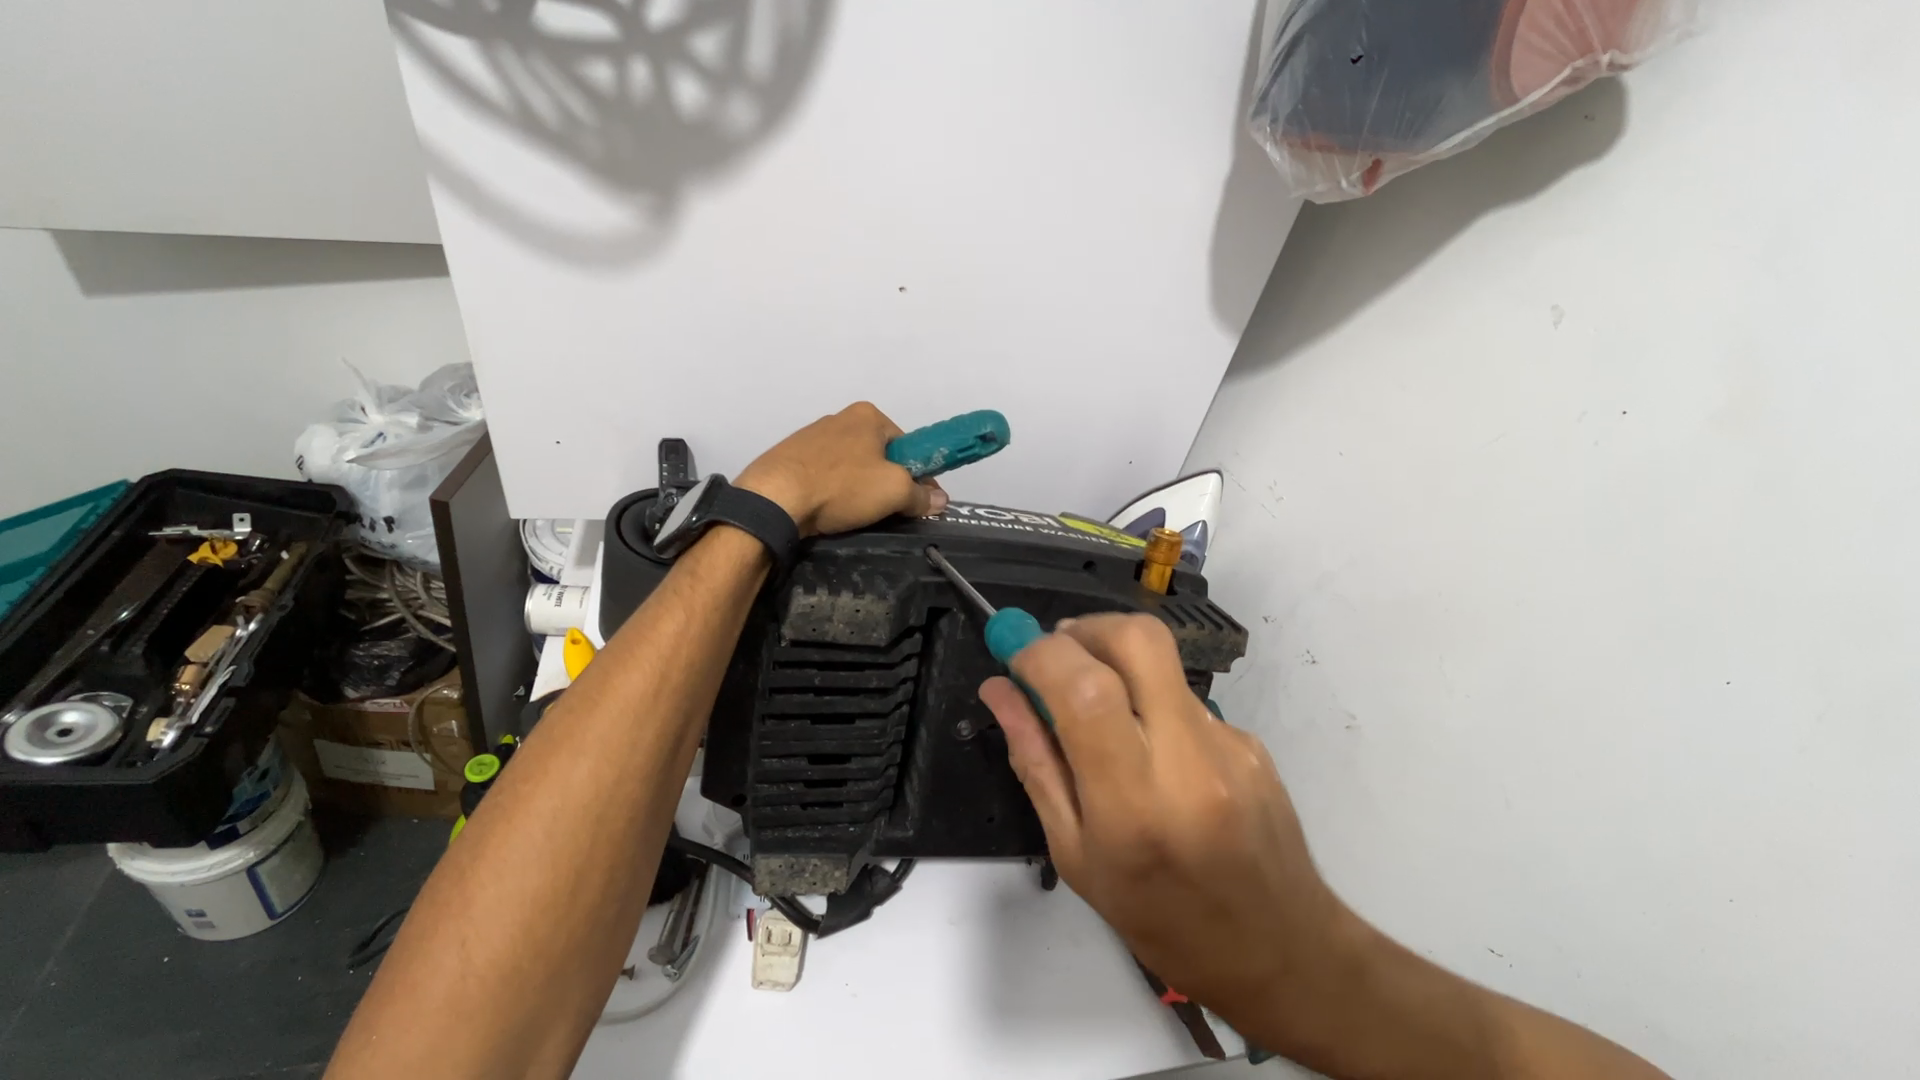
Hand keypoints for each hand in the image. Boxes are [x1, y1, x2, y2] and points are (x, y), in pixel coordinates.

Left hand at [736, 402, 947, 537]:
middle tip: (890, 511)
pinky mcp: (789, 458)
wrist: (774, 499)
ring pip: (850, 467)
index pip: (907, 445)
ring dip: (859, 489)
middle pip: (878, 455)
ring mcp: (810, 437)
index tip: (921, 501)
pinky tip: (830, 511)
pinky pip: (824, 476)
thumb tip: (940, 499)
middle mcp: (839, 418)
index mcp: (868, 415)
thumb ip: (921, 495)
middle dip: (887, 482)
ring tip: (857, 516)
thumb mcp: (894, 491)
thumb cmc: (841, 487)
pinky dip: (833, 493)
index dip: (919, 474)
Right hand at [979, 614, 1351, 1046]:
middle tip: (1059, 654)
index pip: (1085, 688)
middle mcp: (1188, 760)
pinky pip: (1186, 699)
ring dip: (1118, 668)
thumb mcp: (1075, 855)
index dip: (1041, 654)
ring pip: (1163, 665)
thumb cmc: (1159, 919)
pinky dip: (1153, 706)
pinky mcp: (1252, 741)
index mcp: (1134, 803)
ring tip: (1104, 722)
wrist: (1278, 951)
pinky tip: (1153, 758)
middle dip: (1086, 629)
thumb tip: (1001, 690)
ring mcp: (1230, 744)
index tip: (1014, 652)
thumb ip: (1035, 763)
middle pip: (1139, 640)